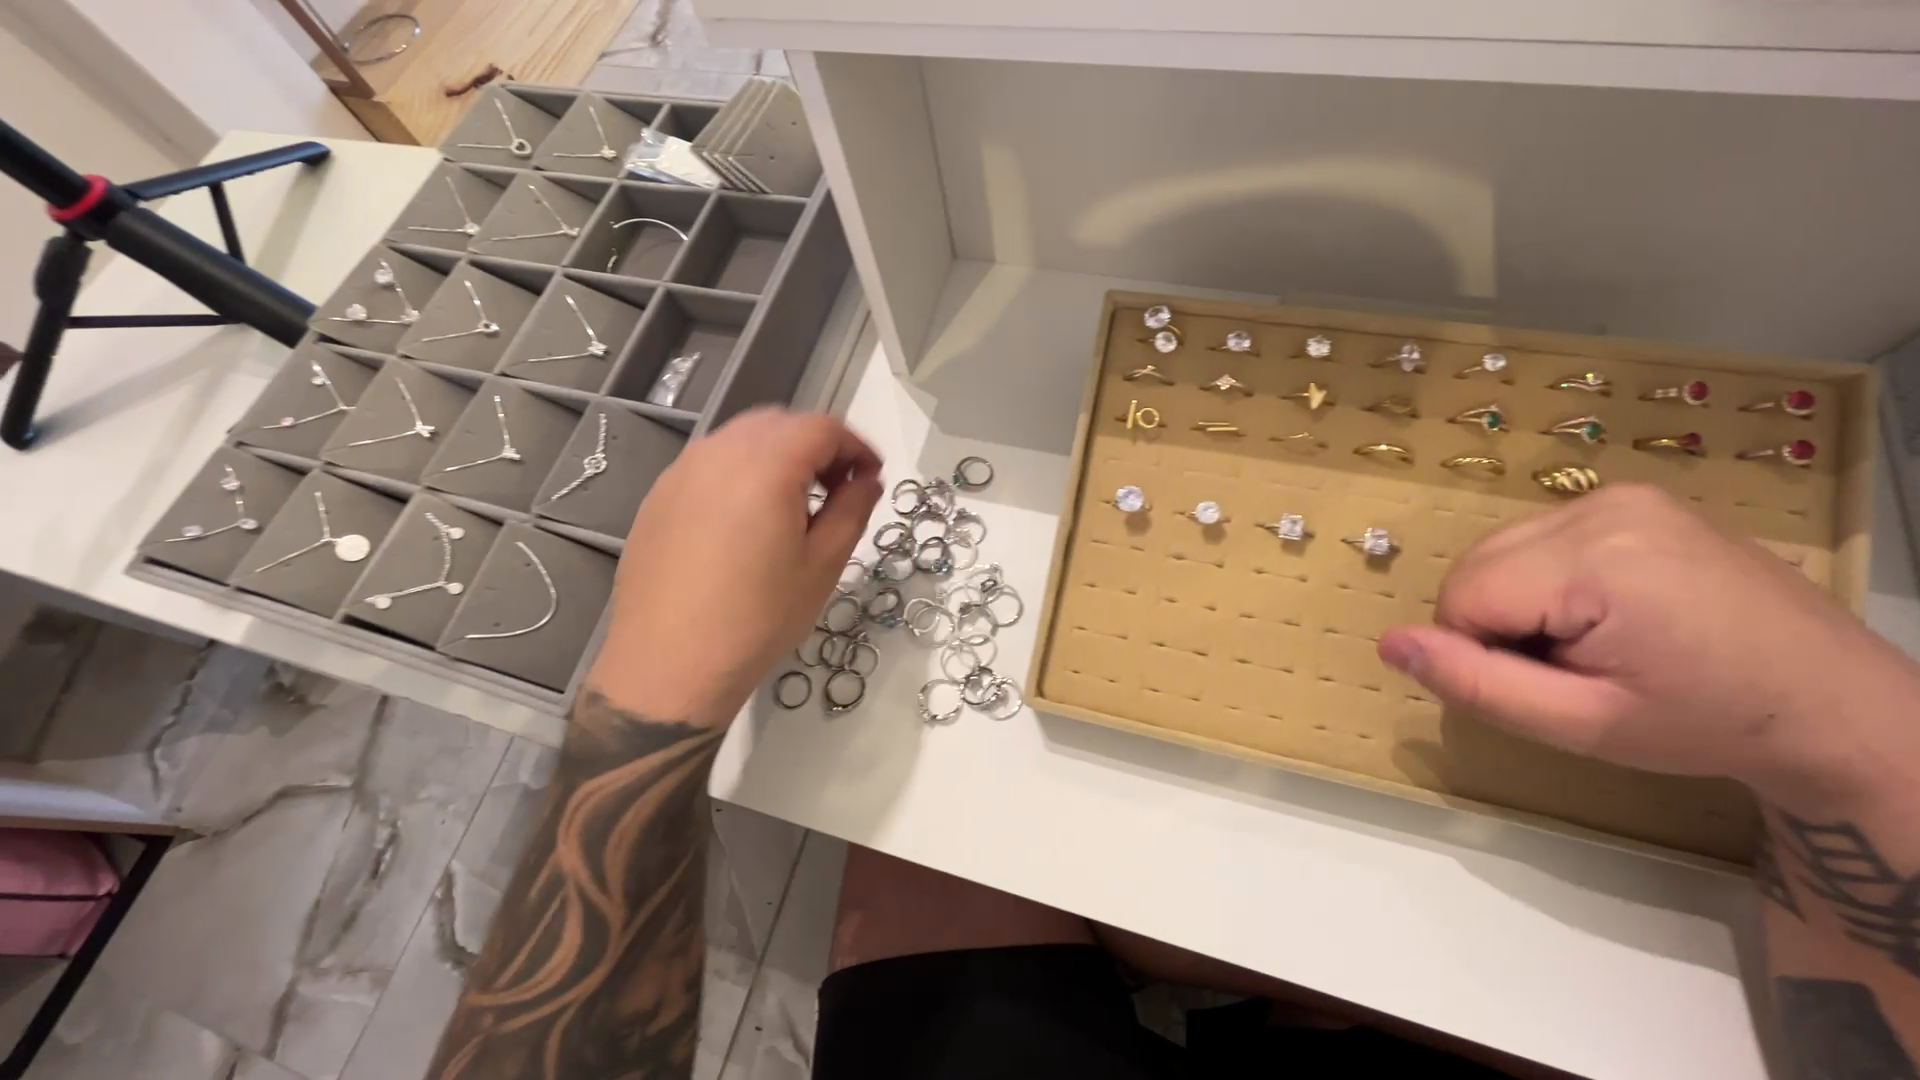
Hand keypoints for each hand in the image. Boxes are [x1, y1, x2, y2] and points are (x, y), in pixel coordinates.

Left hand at [589, 408, 881, 725]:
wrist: (669, 664)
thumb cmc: (758, 618)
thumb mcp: (822, 566)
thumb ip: (852, 510)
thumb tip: (867, 480)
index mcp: (766, 464)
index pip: (822, 427)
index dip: (856, 446)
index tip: (872, 477)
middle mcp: (718, 452)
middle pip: (779, 423)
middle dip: (817, 446)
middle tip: (839, 489)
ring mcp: (681, 472)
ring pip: (741, 440)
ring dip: (778, 456)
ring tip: (795, 505)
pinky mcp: (658, 498)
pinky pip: (710, 466)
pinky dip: (741, 474)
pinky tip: (747, 522)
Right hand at [1377, 485, 1919, 810]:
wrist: (1833, 704)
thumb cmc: (1706, 725)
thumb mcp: (1581, 725)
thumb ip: (1477, 684)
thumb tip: (1389, 643)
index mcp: (1596, 560)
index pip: (1463, 597)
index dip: (1482, 652)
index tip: (1551, 685)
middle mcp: (1602, 508)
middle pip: (1476, 567)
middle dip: (1497, 623)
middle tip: (1573, 668)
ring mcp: (1622, 496)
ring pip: (1500, 551)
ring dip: (1517, 601)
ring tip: (1594, 641)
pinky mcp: (1634, 499)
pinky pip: (1538, 538)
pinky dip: (1544, 578)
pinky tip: (1604, 610)